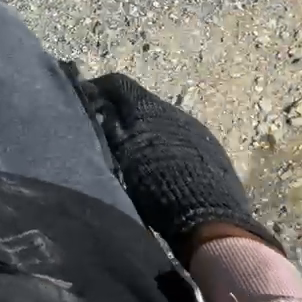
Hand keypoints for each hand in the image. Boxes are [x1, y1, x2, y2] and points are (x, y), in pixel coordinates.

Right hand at [77, 72, 281, 263]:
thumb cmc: (153, 182)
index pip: (116, 82)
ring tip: (139, 151)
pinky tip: (166, 164)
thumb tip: (94, 103)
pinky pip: (183, 138)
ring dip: (148, 129)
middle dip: (125, 113)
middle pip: (141, 102)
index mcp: (146, 106)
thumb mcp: (118, 151)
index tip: (86, 103)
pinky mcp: (215, 151)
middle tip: (110, 131)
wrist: (208, 219)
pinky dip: (168, 144)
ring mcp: (197, 130)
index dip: (98, 89)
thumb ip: (106, 123)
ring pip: (163, 121)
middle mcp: (173, 110)